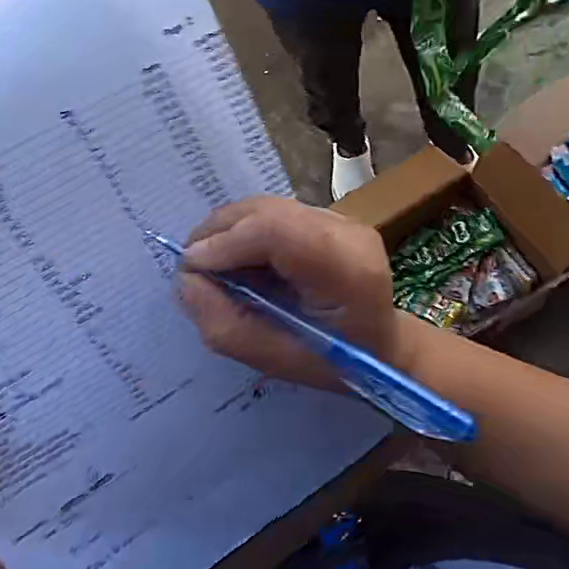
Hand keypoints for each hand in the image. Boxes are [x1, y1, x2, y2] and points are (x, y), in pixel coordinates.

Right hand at [176, 197, 404, 388]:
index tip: (192, 268)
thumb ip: (226, 325)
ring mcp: (340, 217)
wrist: (381, 345)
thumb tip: (188, 280)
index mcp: (347, 270)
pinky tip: (237, 259)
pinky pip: (271, 211)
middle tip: (194, 269)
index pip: (276, 231)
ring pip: (263, 206)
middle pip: (265, 211)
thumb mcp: (275, 360)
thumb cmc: (335, 362)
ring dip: (226, 231)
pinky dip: (242, 231)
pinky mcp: (327, 214)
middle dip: (216, 234)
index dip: (224, 243)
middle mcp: (348, 231)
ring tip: (212, 266)